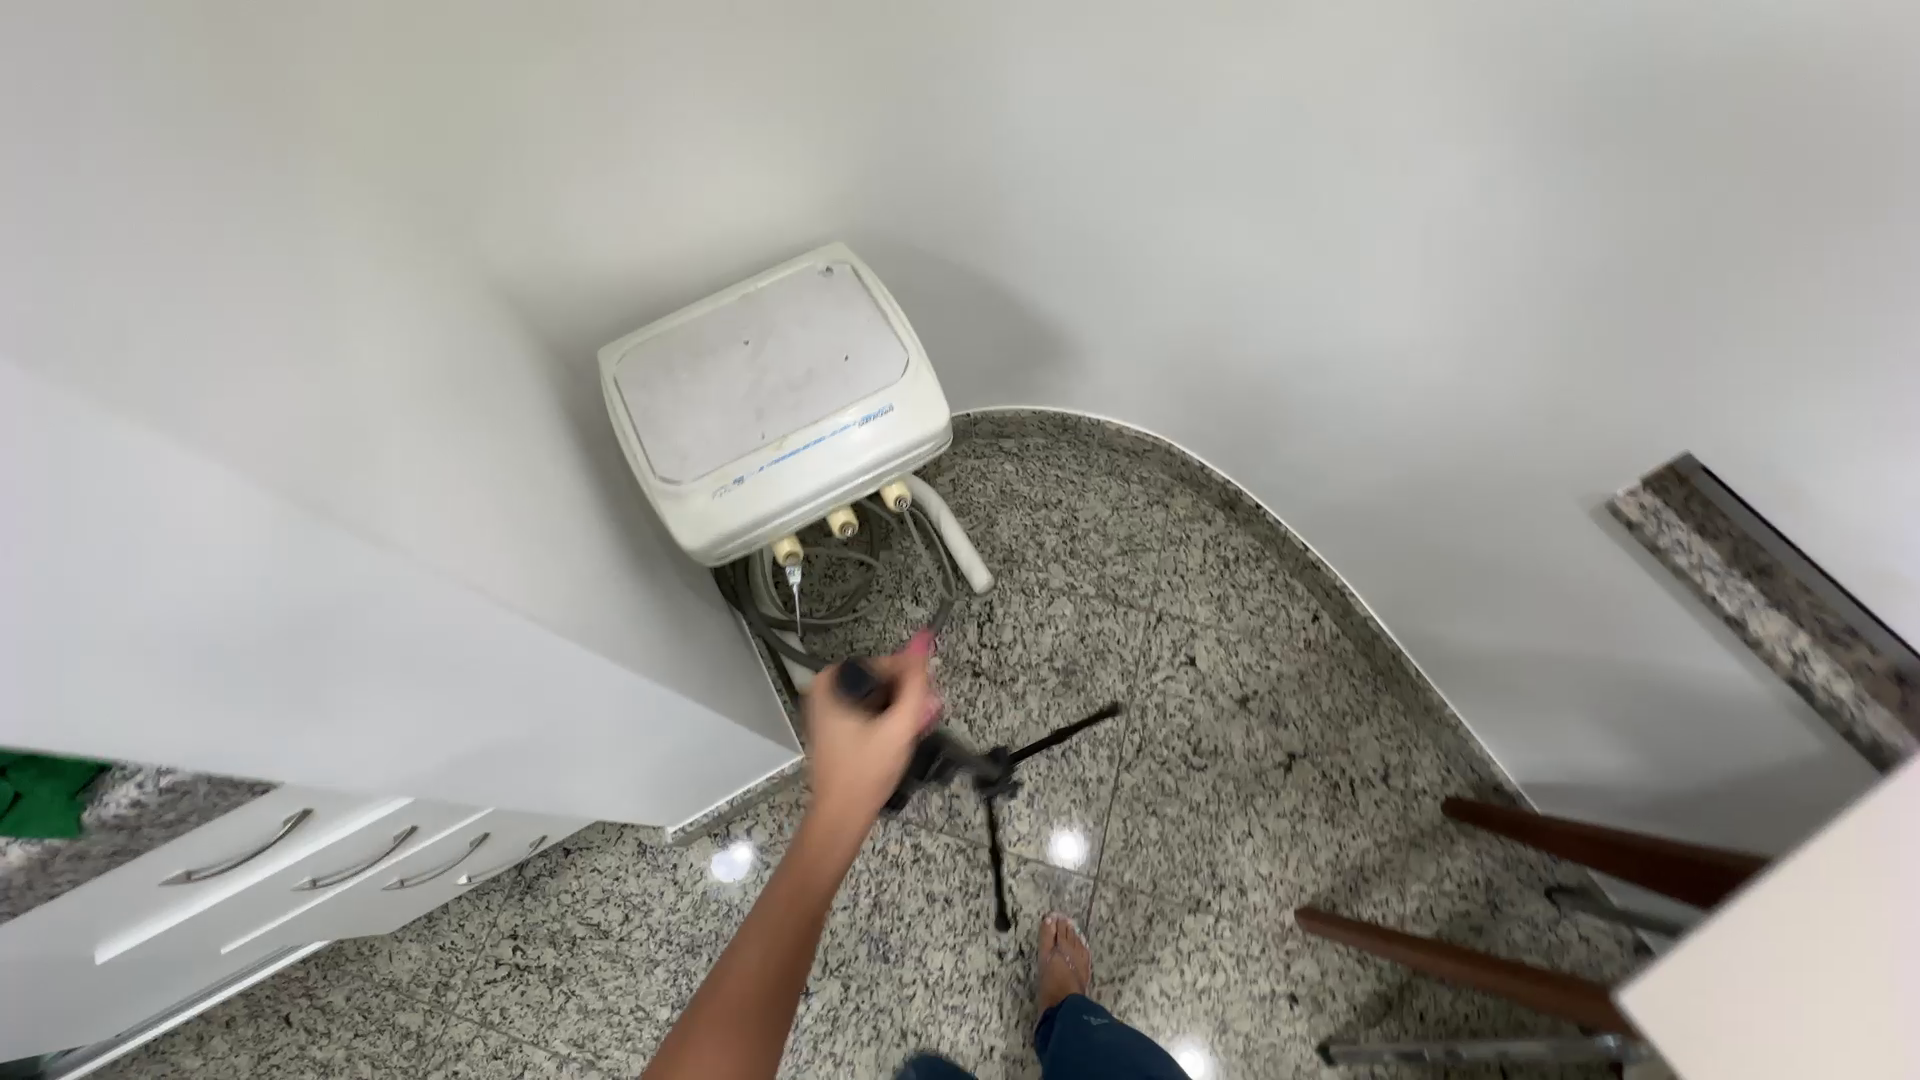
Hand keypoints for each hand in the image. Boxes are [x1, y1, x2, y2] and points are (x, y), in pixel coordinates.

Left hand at [802, 631, 940, 832]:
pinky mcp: (834, 728)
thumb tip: (923, 639)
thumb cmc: (866, 772)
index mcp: (830, 682)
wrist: (842, 815)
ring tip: (920, 724)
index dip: (910, 679)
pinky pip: (868, 711)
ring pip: (877, 696)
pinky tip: (906, 732)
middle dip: (907, 695)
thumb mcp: (898, 724)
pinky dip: (887, 718)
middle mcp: (823, 691)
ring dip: (901, 707)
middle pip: (880, 679)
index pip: (884, 663)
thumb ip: (915, 682)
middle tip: (927, 713)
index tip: (927, 698)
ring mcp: (827, 710)